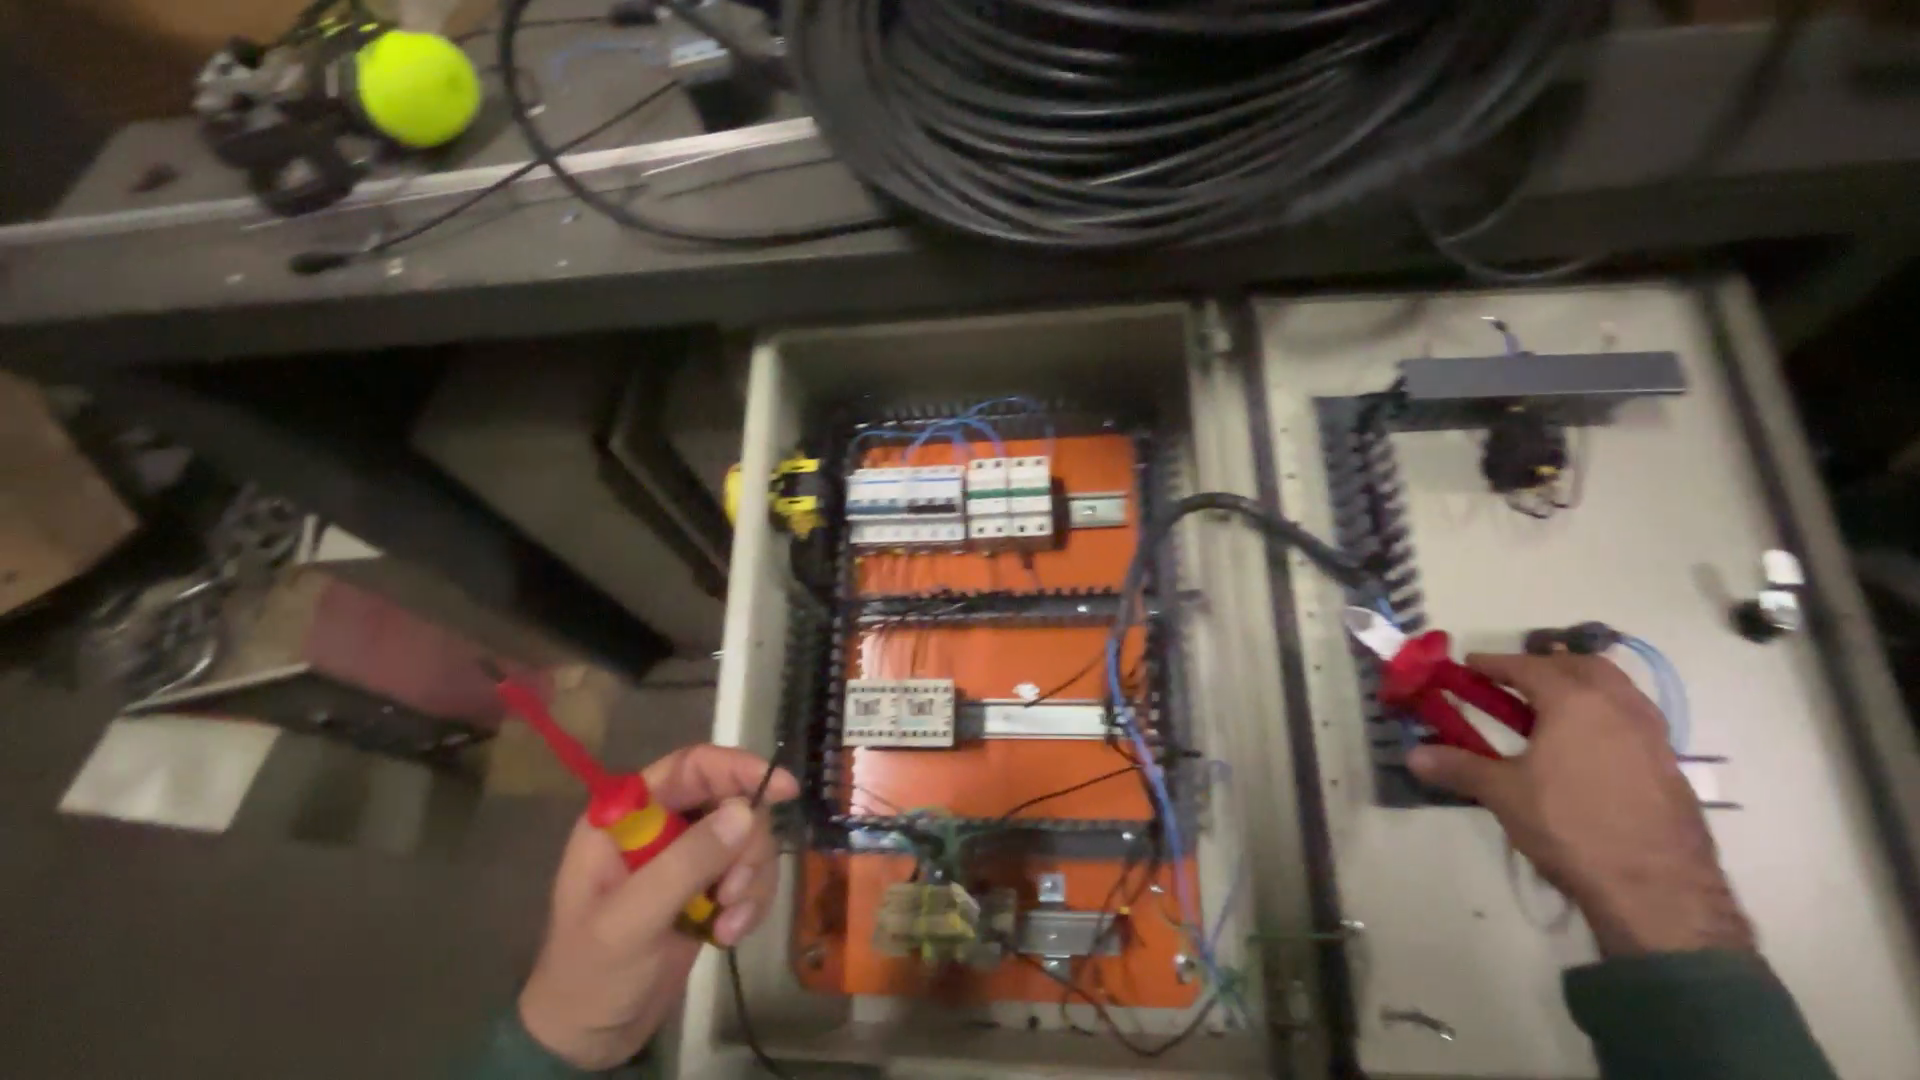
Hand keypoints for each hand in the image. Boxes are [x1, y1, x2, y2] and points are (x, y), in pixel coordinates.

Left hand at [518, 745, 798, 1069]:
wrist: (588, 1039)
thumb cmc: (590, 974)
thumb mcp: (632, 919)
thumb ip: (686, 863)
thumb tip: (747, 812)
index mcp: (627, 817)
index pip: (691, 766)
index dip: (736, 766)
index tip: (781, 788)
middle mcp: (661, 827)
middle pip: (731, 801)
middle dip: (745, 845)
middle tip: (731, 891)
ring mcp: (687, 859)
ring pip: (748, 839)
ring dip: (749, 880)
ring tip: (726, 925)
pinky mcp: (708, 890)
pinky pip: (751, 875)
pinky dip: (750, 903)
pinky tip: (729, 935)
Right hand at [1407, 652, 1753, 957]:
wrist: (1657, 889)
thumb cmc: (1570, 826)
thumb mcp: (1503, 794)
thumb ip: (1458, 767)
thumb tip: (1412, 755)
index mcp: (1577, 702)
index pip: (1530, 666)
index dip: (1495, 663)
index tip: (1469, 664)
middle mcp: (1620, 706)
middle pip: (1583, 666)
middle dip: (1545, 664)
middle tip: (1512, 681)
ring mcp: (1653, 736)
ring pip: (1617, 690)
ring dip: (1581, 687)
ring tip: (1548, 709)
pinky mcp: (1670, 766)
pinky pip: (1632, 719)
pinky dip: (1604, 715)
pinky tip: (1584, 745)